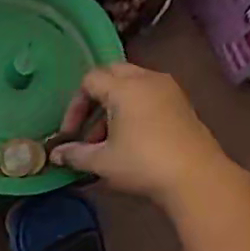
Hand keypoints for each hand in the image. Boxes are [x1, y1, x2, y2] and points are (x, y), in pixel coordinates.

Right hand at [49, 64, 235, 206]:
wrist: (194, 176)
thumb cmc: (141, 164)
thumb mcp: (101, 162)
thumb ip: (74, 154)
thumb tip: (55, 154)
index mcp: (125, 88)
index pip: (90, 80)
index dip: (74, 106)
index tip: (71, 134)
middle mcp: (147, 79)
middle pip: (112, 75)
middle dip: (93, 101)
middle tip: (86, 129)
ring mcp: (168, 89)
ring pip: (131, 85)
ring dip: (112, 107)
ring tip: (106, 141)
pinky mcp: (180, 103)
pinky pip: (148, 95)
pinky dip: (132, 110)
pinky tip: (128, 140)